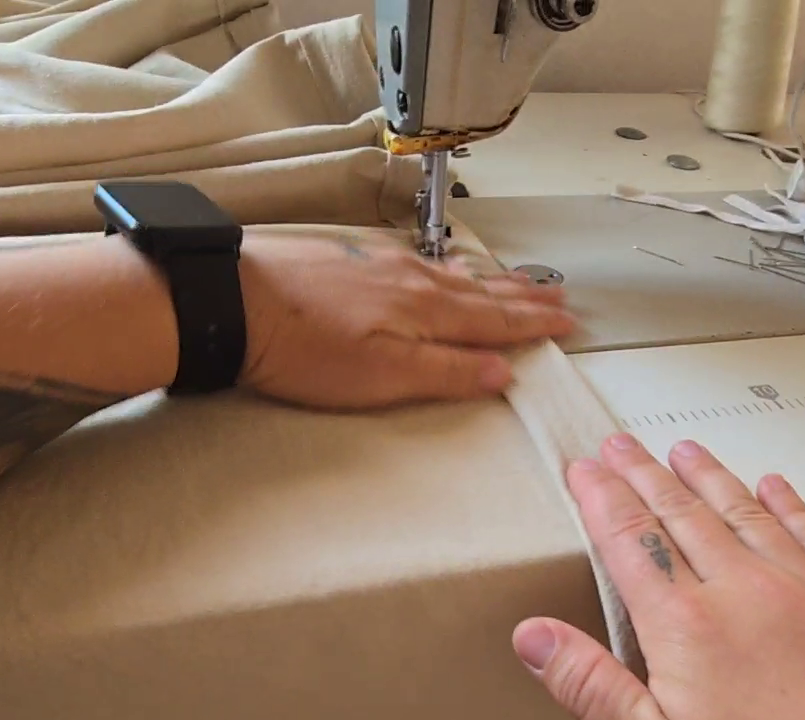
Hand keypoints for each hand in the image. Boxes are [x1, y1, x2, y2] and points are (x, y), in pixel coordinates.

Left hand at [235, 231, 574, 408]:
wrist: (237, 301)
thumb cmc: (307, 350)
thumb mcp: (383, 376)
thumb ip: (445, 371)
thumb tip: (502, 371)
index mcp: (426, 313)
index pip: (494, 322)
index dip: (532, 325)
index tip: (567, 323)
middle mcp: (413, 282)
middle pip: (482, 293)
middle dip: (524, 299)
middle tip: (559, 296)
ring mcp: (382, 265)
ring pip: (453, 274)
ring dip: (492, 281)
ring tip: (519, 281)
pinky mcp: (353, 259)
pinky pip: (421, 262)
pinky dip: (449, 267)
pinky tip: (447, 266)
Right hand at [509, 435, 804, 719]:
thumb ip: (594, 690)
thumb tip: (531, 634)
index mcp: (689, 628)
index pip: (630, 540)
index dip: (600, 498)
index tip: (582, 467)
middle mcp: (746, 591)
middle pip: (682, 512)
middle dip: (643, 473)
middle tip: (619, 442)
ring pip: (744, 511)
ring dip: (707, 475)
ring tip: (682, 447)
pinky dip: (786, 503)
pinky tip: (776, 485)